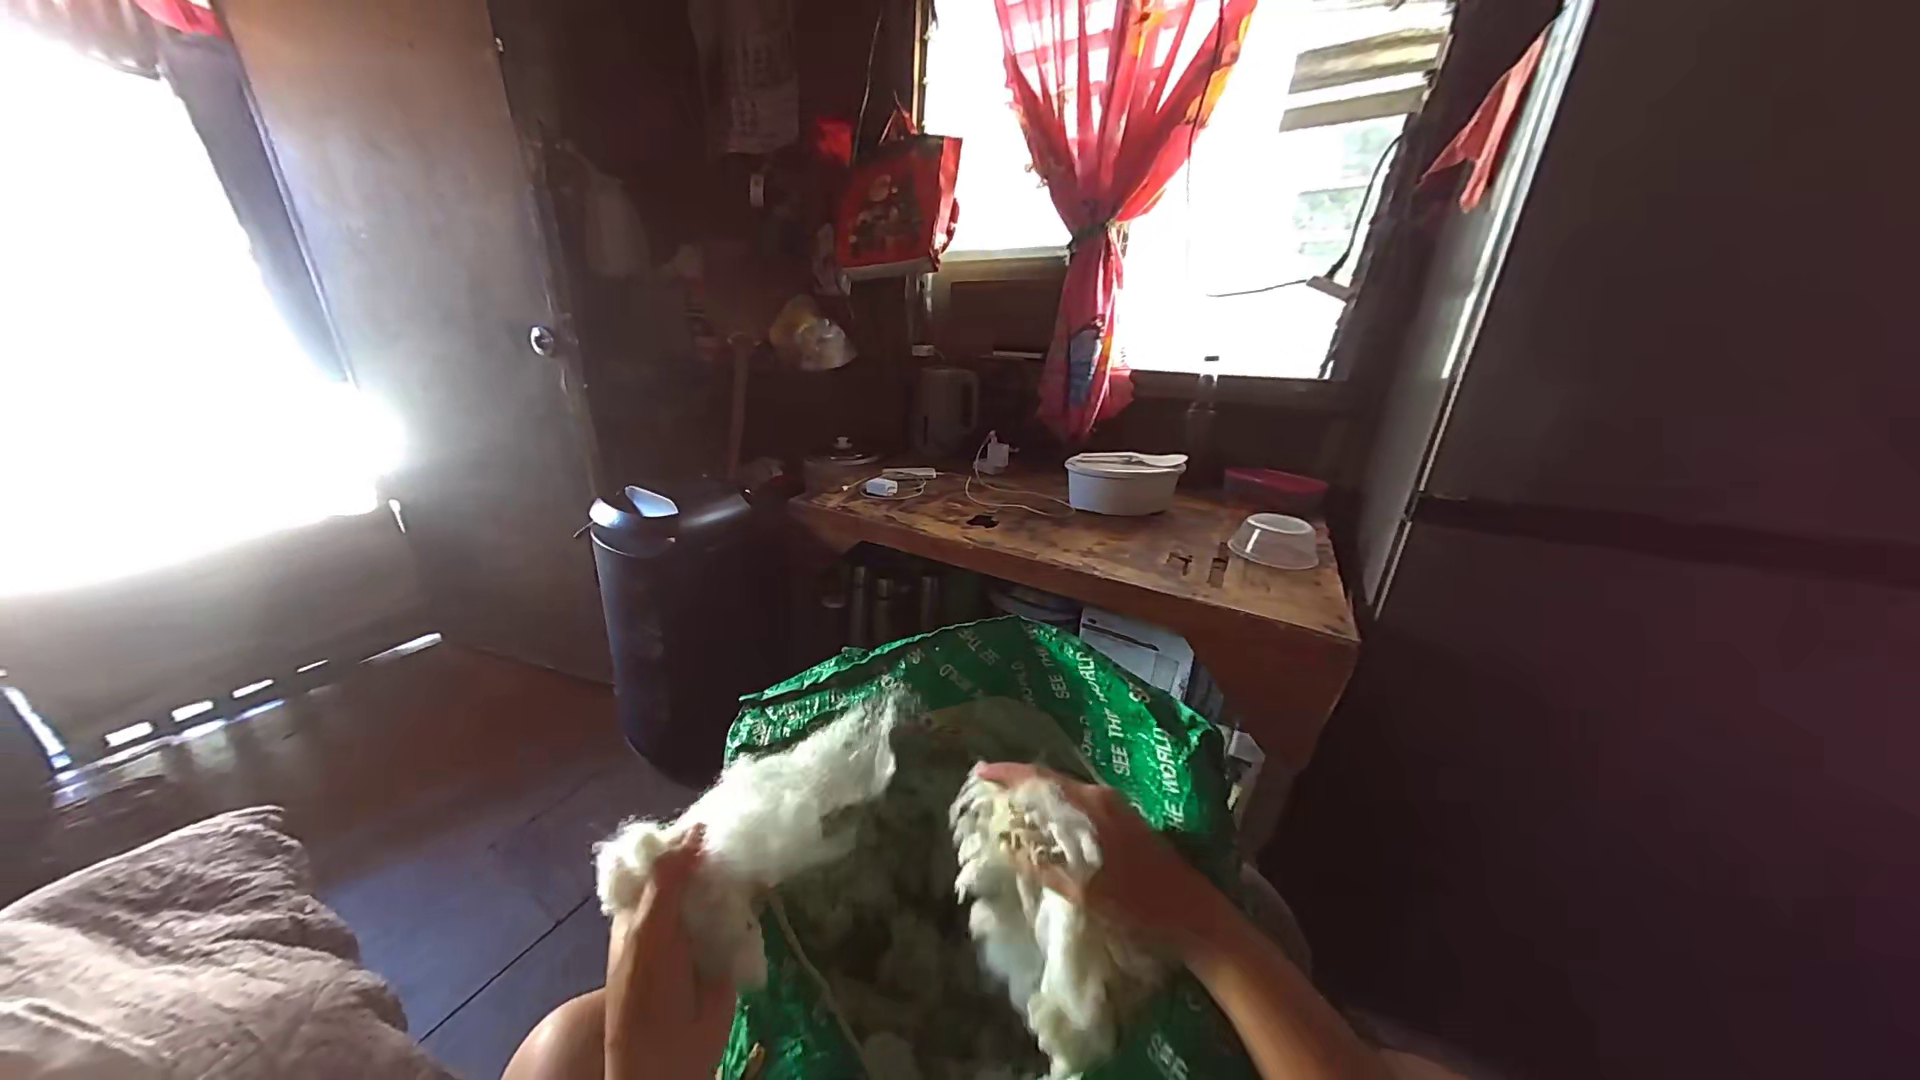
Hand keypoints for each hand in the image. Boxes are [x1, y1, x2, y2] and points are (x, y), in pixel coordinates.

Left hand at [603, 827, 735, 1079]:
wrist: (673, 1060)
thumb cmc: (647, 995)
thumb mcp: (650, 933)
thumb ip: (669, 880)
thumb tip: (697, 826)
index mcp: (642, 909)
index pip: (662, 860)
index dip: (684, 837)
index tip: (715, 808)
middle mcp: (672, 913)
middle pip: (696, 870)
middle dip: (716, 851)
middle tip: (744, 820)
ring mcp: (702, 927)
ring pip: (721, 885)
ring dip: (737, 870)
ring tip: (760, 838)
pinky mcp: (730, 940)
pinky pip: (741, 907)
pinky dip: (752, 892)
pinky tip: (766, 872)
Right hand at [974, 762, 1238, 958]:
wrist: (1191, 912)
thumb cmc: (1135, 902)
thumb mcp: (1082, 889)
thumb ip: (1042, 863)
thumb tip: (1004, 842)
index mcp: (1089, 805)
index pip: (1039, 779)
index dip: (1007, 774)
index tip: (979, 771)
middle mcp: (1100, 795)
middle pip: (1050, 780)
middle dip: (1018, 782)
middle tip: (989, 787)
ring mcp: (1114, 804)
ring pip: (1065, 791)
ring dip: (1037, 795)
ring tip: (1009, 803)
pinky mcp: (1122, 818)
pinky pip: (1079, 802)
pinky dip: (1056, 806)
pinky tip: (1045, 820)